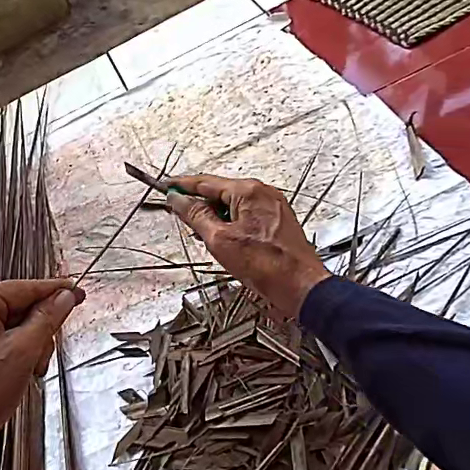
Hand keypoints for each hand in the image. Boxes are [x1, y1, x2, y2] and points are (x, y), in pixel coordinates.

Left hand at [0, 278, 83, 469]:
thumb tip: (63, 298)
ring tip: (23, 373)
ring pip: (11, 328)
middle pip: (18, 308)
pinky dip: (14, 358)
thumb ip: (47, 319)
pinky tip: (12, 377)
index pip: (24, 288)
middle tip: (40, 358)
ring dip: (27, 350)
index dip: (56, 292)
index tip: (77, 292)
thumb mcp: (22, 353)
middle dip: (37, 334)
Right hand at [165, 173, 330, 320]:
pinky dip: (231, 223)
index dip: (183, 186)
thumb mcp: (220, 240)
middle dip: (199, 204)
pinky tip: (224, 239)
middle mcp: (263, 193)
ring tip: (202, 234)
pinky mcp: (277, 221)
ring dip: (215, 216)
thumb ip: (196, 216)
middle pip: (220, 192)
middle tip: (180, 214)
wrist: (301, 287)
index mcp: (249, 191)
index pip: (206, 182)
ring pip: (233, 205)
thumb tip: (179, 201)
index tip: (168, 188)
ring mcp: (272, 206)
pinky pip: (246, 214)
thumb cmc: (268, 266)